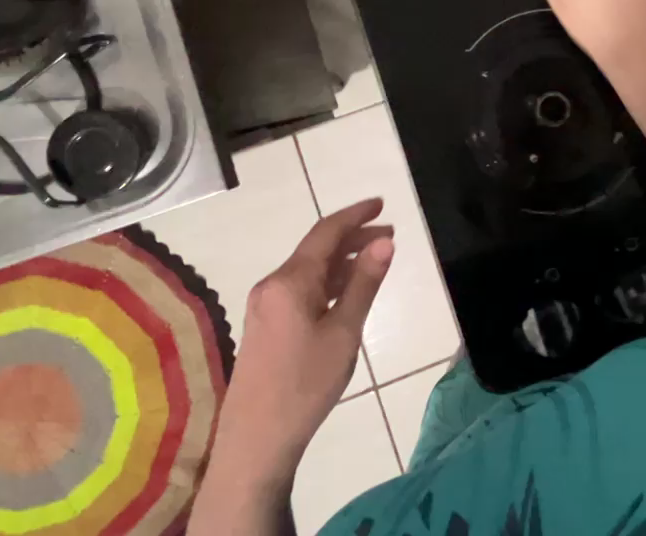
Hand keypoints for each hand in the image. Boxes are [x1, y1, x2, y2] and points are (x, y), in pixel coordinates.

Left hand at [215, 200, 394, 480]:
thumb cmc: (305, 385)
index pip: (326, 232)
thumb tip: (384, 242)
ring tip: (376, 260)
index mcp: (290, 281)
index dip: (356, 214)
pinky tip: (347, 290)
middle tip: (390, 236)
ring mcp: (265, 305)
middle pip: (317, 248)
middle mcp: (272, 284)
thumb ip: (364, 284)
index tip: (382, 203)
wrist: (256, 441)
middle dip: (354, 237)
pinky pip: (300, 288)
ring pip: (309, 269)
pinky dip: (327, 281)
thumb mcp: (344, 333)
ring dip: (342, 260)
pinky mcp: (265, 325)